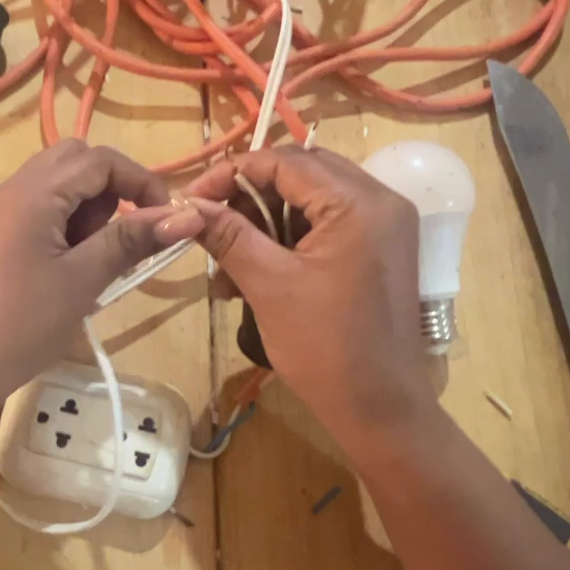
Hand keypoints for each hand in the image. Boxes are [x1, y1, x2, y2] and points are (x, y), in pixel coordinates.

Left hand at [0, 141, 204, 415]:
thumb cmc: (24, 325)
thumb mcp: (84, 280)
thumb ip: (132, 240)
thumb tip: (188, 214)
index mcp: (31, 194)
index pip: (99, 160)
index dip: (141, 181)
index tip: (166, 219)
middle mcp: (12, 191)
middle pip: (76, 162)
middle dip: (111, 191)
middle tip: (116, 239)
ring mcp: (1, 214)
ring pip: (59, 185)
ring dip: (89, 211)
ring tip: (89, 262)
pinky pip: (41, 211)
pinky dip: (67, 226)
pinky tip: (69, 269)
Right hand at [187, 145, 437, 449]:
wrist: (378, 407)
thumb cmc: (324, 347)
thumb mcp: (268, 285)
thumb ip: (228, 236)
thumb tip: (186, 208)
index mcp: (358, 204)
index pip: (285, 161)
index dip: (231, 173)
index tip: (191, 200)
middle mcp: (379, 201)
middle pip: (301, 172)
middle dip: (248, 193)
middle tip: (209, 221)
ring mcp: (383, 226)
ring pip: (310, 198)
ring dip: (264, 218)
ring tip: (227, 256)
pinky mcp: (377, 250)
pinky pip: (325, 225)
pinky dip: (287, 238)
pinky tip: (253, 269)